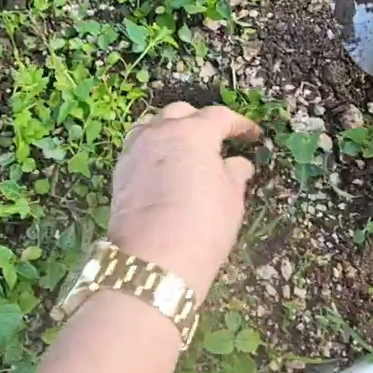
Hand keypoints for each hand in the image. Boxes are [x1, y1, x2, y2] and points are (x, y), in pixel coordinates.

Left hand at [108, 102, 259, 299]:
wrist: (153, 258)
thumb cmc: (203, 226)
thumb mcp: (231, 200)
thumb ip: (235, 174)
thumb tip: (238, 164)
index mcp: (193, 133)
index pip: (219, 117)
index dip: (239, 124)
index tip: (252, 134)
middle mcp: (161, 131)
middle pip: (182, 113)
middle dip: (201, 122)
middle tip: (217, 141)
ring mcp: (136, 148)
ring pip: (155, 125)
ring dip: (172, 130)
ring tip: (186, 150)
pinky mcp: (120, 168)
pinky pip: (139, 145)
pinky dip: (154, 148)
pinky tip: (164, 166)